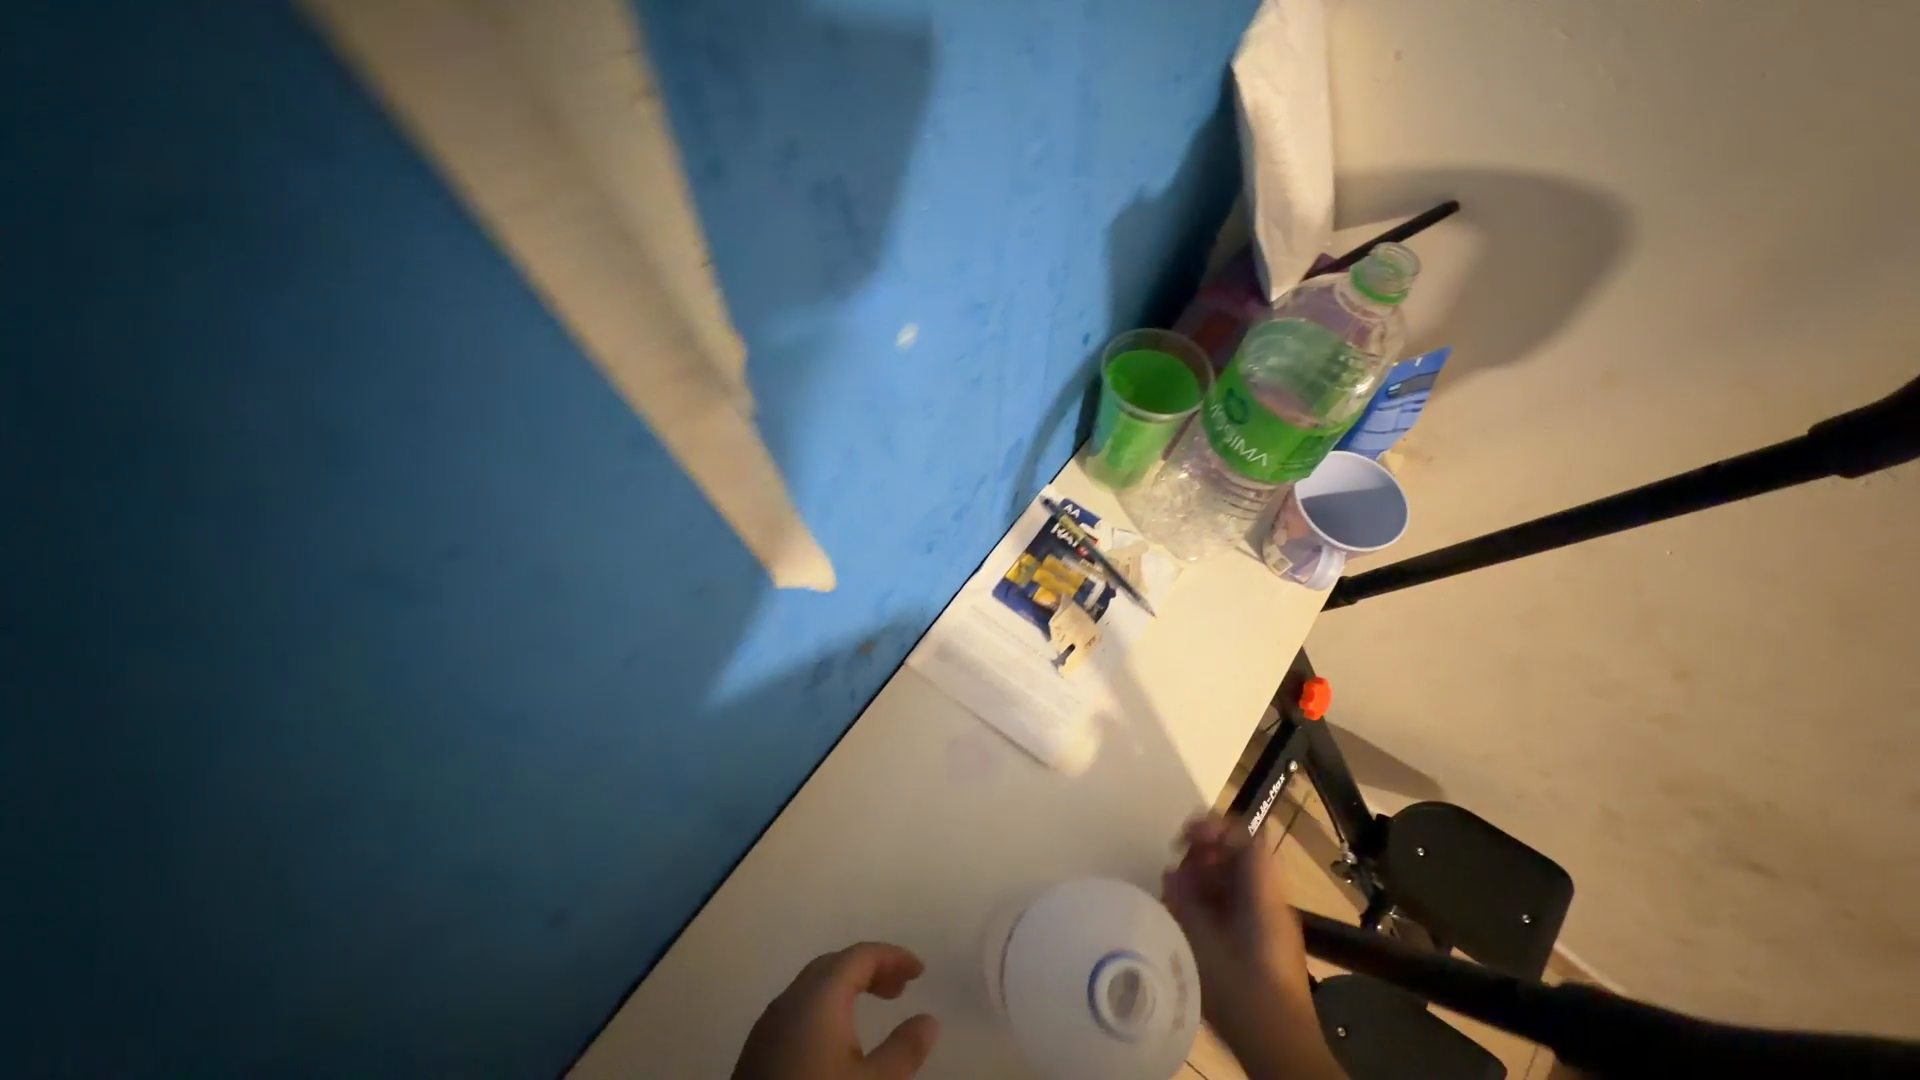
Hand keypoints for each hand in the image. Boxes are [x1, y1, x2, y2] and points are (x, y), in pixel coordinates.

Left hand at [731, 942, 940, 1079]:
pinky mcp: (760, 1048)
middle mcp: (791, 999)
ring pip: (814, 986)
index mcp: (819, 997)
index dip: (893, 957)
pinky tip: (838, 1036)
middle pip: (834, 964)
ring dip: (848, 987)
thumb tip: (929, 1021)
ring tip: (876, 1007)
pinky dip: (827, 1006)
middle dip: (871, 968)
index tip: (920, 972)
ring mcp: (770, 1023)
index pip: (860, 956)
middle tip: (901, 989)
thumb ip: (903, 1050)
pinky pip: (799, 1007)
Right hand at [1163, 816, 1344, 1079]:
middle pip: (1240, 859)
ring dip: (1204, 879)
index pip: (1247, 840)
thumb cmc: (1244, 994)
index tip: (1183, 834)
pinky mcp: (1262, 945)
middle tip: (1173, 864)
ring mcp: (1269, 924)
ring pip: (1235, 883)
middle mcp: (1270, 903)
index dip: (1215, 827)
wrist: (1281, 1049)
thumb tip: (1172, 874)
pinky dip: (1210, 903)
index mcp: (1263, 896)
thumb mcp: (1203, 944)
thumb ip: (1185, 903)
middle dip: (1204, 854)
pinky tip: (1186, 918)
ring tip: (1174, 892)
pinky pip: (1235, 907)